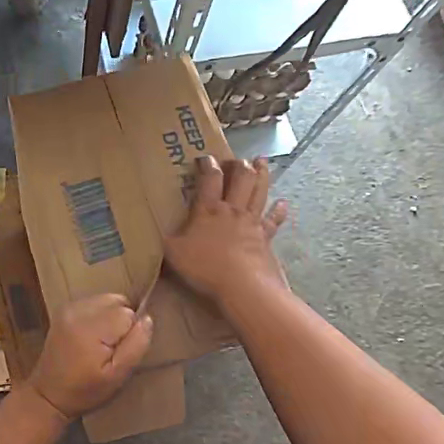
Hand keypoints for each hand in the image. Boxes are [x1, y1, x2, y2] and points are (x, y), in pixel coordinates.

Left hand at [27, 293, 154, 417]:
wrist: (48, 395)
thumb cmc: (85, 391)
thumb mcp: (118, 376)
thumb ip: (136, 345)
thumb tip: (147, 319)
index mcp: (90, 328)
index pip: (128, 314)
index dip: (130, 333)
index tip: (119, 353)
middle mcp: (78, 311)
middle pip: (119, 301)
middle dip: (122, 322)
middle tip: (112, 348)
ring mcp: (69, 308)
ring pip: (108, 299)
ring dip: (112, 317)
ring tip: (102, 342)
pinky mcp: (64, 309)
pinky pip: (95, 302)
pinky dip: (100, 315)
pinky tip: (93, 335)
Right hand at [165, 157, 290, 308]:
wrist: (241, 285)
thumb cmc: (204, 267)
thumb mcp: (173, 253)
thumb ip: (167, 239)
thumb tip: (160, 231)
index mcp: (208, 210)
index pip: (210, 179)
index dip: (208, 165)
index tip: (205, 158)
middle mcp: (233, 210)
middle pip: (241, 178)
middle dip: (239, 165)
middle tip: (236, 160)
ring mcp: (252, 222)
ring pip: (260, 191)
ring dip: (262, 174)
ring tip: (262, 162)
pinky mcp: (266, 237)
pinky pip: (274, 220)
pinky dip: (279, 211)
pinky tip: (283, 204)